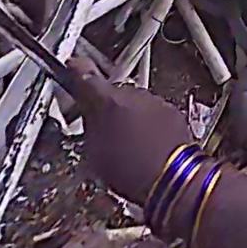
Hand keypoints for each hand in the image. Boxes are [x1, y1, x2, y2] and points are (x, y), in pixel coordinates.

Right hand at [70, 56, 193, 202]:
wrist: (174, 180)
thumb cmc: (133, 172)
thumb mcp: (95, 154)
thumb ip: (89, 125)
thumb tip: (87, 114)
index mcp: (107, 101)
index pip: (85, 75)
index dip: (76, 70)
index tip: (72, 67)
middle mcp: (131, 94)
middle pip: (111, 92)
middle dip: (105, 105)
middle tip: (101, 127)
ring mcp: (153, 101)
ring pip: (133, 101)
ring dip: (127, 115)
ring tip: (126, 142)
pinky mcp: (171, 111)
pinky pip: (152, 111)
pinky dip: (147, 122)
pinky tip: (146, 143)